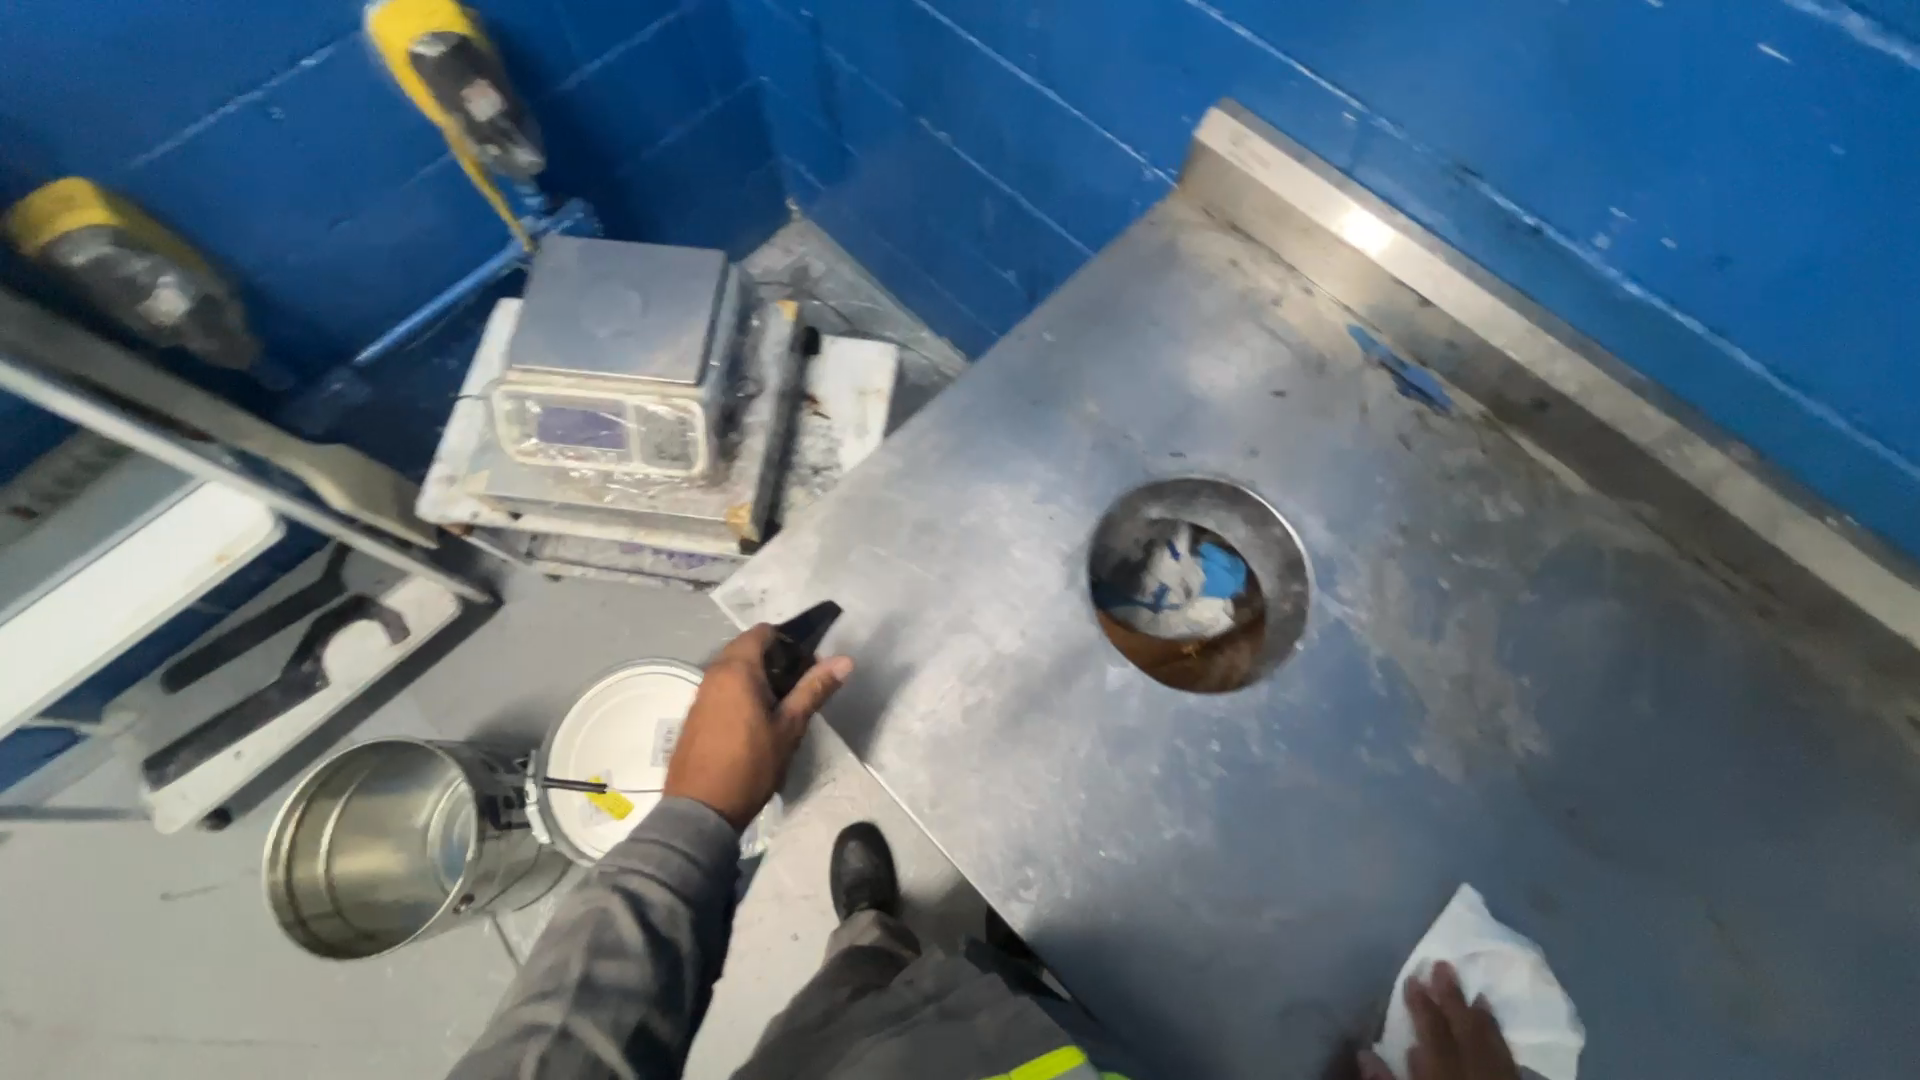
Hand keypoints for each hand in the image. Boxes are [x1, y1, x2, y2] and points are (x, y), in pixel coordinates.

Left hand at [663, 624, 852, 829]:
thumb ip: (814, 689)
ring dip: (758, 677)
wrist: (701, 810)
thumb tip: (844, 660)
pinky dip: (741, 693)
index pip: (762, 632)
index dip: (788, 641)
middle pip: (747, 649)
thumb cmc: (751, 764)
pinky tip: (756, 722)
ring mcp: (700, 694)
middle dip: (775, 660)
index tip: (807, 665)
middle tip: (799, 687)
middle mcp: (713, 673)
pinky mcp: (694, 715)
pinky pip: (722, 689)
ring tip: (781, 706)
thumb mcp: (790, 726)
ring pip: (733, 670)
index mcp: (737, 669)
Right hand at [1359, 962, 1519, 1079]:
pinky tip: (1496, 1032)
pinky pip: (1515, 1069)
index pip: (1436, 1040)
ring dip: (1484, 1022)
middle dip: (1455, 1003)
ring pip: (1496, 1052)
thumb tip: (1365, 1053)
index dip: (1424, 1009)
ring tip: (1474, 993)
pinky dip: (1504, 1046)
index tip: (1413, 979)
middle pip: (1468, 1039)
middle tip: (1444, 967)